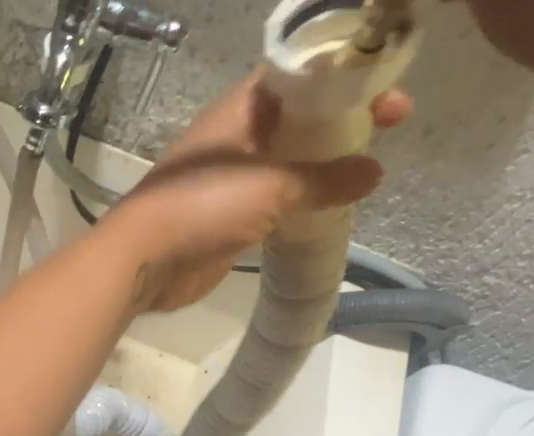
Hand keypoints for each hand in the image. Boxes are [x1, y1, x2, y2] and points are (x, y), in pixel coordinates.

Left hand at [104, 74, 411, 313]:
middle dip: (341, 118)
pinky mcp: (226, 222)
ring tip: (369, 164)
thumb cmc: (201, 207)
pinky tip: (332, 206)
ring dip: (323, 163)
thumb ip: (324, 179)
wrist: (141, 262)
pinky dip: (302, 201)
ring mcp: (228, 183)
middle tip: (392, 122)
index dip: (340, 75)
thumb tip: (373, 172)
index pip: (296, 76)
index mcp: (238, 112)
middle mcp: (233, 141)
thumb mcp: (272, 185)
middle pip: (297, 118)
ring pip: (286, 163)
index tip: (384, 82)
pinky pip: (274, 203)